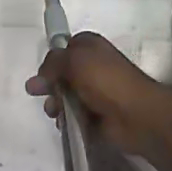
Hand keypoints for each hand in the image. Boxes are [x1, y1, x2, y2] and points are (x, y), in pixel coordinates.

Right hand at [25, 31, 171, 155]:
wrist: (134, 114)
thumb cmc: (105, 80)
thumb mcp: (74, 60)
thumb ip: (53, 62)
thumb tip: (39, 76)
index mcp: (91, 47)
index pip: (66, 47)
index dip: (53, 59)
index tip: (42, 72)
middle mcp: (93, 66)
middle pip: (63, 73)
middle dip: (50, 84)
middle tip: (38, 93)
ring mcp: (96, 91)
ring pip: (66, 95)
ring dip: (56, 103)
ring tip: (54, 111)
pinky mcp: (96, 114)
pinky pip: (74, 114)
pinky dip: (67, 119)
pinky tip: (64, 123)